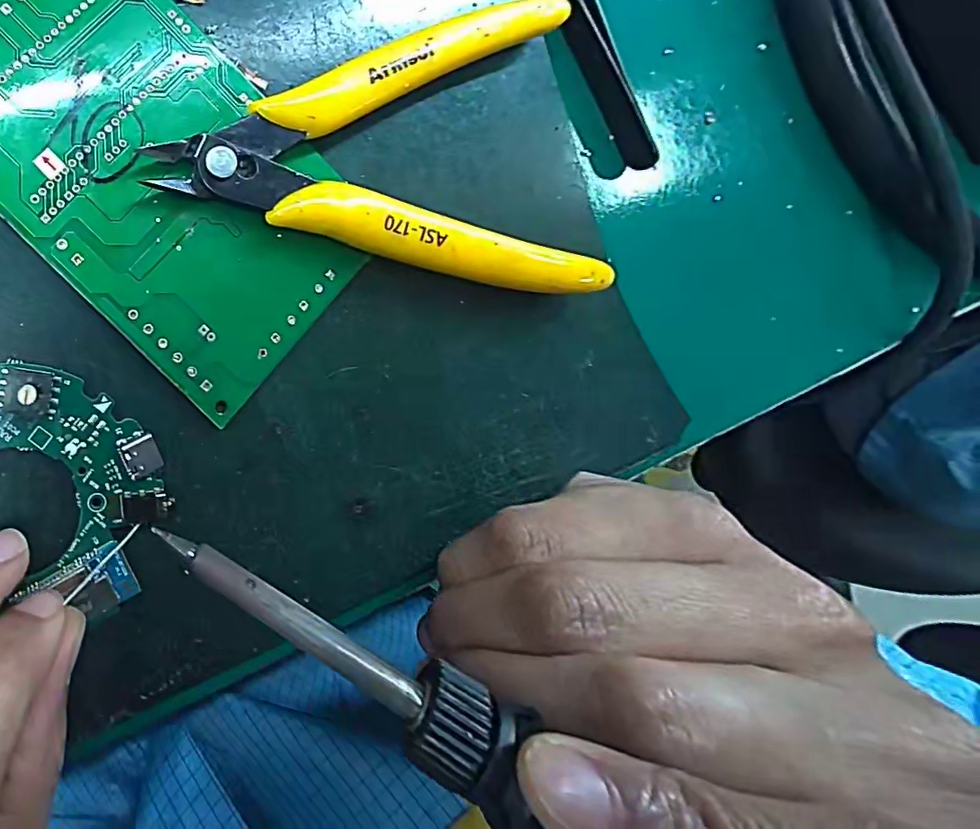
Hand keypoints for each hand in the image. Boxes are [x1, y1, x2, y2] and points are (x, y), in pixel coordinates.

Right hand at [424, 473, 979, 827]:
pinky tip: (498, 574)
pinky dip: (502, 537)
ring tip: (459, 610)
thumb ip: (652, 814)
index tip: (470, 707)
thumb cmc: (789, 794)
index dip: (529, 696)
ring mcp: (740, 549)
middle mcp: (797, 625)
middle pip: (585, 605)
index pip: (645, 703)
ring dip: (474, 573)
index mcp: (842, 738)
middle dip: (481, 627)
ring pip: (552, 537)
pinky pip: (559, 497)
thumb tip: (537, 772)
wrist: (849, 731)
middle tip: (444, 649)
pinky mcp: (686, 507)